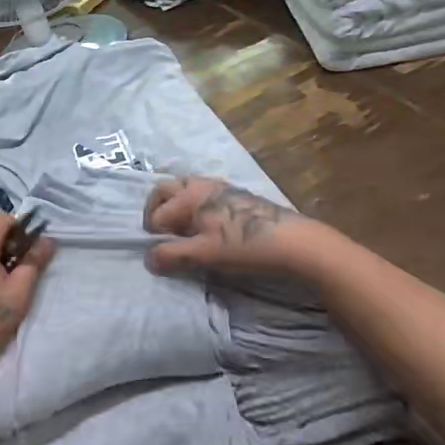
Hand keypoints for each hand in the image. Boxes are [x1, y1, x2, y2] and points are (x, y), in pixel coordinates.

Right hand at [143, 175, 306, 275]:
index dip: (155, 235)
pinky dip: (195, 207)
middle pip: (165, 189)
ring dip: (176, 207)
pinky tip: (208, 228)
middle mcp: (201, 184)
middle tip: (163, 234)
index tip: (165, 253)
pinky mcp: (237, 195)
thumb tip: (148, 259)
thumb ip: (171, 255)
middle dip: (157, 210)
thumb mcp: (204, 254)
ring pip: (185, 189)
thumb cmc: (244, 245)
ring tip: (184, 231)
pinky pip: (203, 194)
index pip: (158, 214)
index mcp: (189, 195)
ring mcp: (220, 187)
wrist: (296, 242)